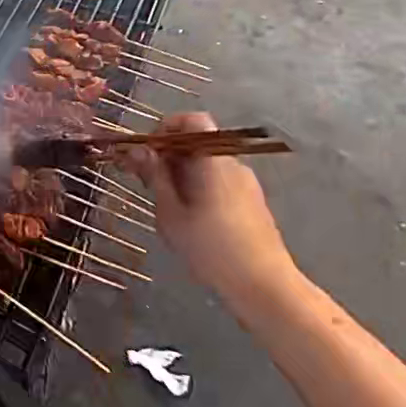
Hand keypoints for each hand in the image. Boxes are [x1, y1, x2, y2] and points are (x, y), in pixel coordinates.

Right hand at [122, 112, 296, 303]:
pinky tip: (194, 220)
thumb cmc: (212, 250)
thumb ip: (155, 178)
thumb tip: (140, 150)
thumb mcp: (171, 215)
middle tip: (148, 183)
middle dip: (169, 156)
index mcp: (212, 160)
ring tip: (170, 208)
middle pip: (197, 142)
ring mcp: (246, 181)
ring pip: (207, 164)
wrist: (265, 285)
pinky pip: (221, 180)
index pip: (192, 120)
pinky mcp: (253, 200)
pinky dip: (202, 187)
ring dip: (184, 174)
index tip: (148, 153)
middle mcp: (232, 163)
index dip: (166, 128)